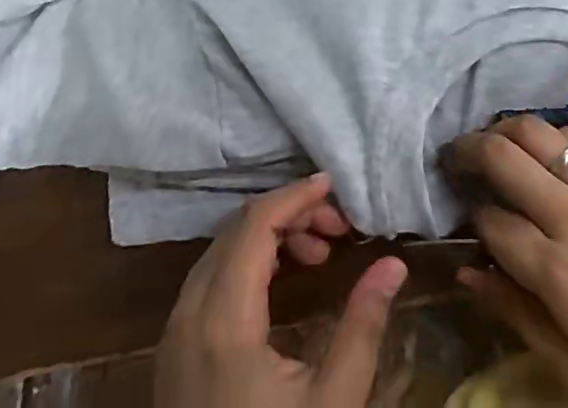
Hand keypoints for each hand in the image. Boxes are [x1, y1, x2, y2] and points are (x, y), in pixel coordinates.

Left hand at [155, 175, 408, 407]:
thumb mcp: (333, 401)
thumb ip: (362, 325)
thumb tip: (393, 264)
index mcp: (223, 321)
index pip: (254, 226)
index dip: (295, 196)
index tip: (334, 183)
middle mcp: (188, 314)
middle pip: (236, 231)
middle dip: (289, 215)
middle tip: (338, 229)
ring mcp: (174, 332)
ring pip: (221, 251)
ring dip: (269, 237)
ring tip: (319, 254)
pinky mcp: (174, 349)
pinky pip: (210, 278)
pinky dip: (249, 262)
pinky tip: (283, 279)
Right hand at [448, 116, 567, 406]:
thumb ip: (515, 313)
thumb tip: (465, 270)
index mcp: (559, 272)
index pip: (489, 220)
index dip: (469, 216)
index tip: (464, 220)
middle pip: (503, 157)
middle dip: (467, 152)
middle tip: (453, 159)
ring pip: (536, 131)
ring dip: (502, 130)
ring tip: (490, 143)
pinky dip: (551, 134)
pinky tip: (543, 150)